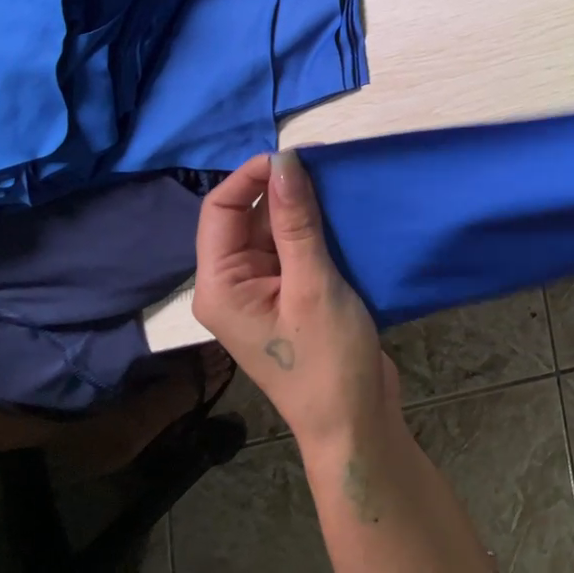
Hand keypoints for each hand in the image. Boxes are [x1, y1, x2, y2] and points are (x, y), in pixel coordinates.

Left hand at [193, 151, 398, 447]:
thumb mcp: (313, 284)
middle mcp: (235, 284)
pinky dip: (321, 231)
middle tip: (334, 170)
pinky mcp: (296, 298)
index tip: (301, 156)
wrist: (353, 417)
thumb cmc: (326, 356)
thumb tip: (285, 160)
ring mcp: (267, 293)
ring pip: (278, 233)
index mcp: (220, 284)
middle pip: (249, 219)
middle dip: (285, 190)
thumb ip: (298, 222)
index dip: (252, 176)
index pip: (220, 210)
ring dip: (307, 209)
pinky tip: (350, 219)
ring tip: (346, 189)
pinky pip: (300, 251)